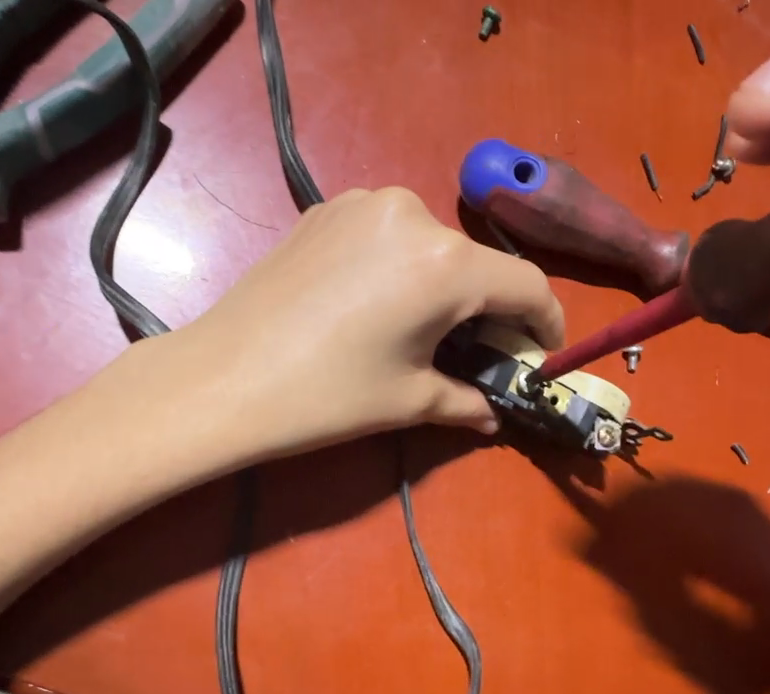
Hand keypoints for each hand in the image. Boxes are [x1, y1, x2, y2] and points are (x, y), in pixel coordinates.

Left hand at [174, 187, 564, 459]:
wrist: (223, 378)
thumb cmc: (327, 397)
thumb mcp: (409, 402)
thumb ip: (466, 401)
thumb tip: (493, 412)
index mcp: (446, 263)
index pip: (525, 285)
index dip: (546, 323)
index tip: (545, 354)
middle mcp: (414, 214)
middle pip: (478, 265)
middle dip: (490, 311)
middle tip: (484, 356)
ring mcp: (365, 204)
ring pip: (433, 247)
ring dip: (445, 288)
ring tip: (427, 335)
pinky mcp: (327, 210)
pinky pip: (390, 237)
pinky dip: (403, 270)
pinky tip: (381, 308)